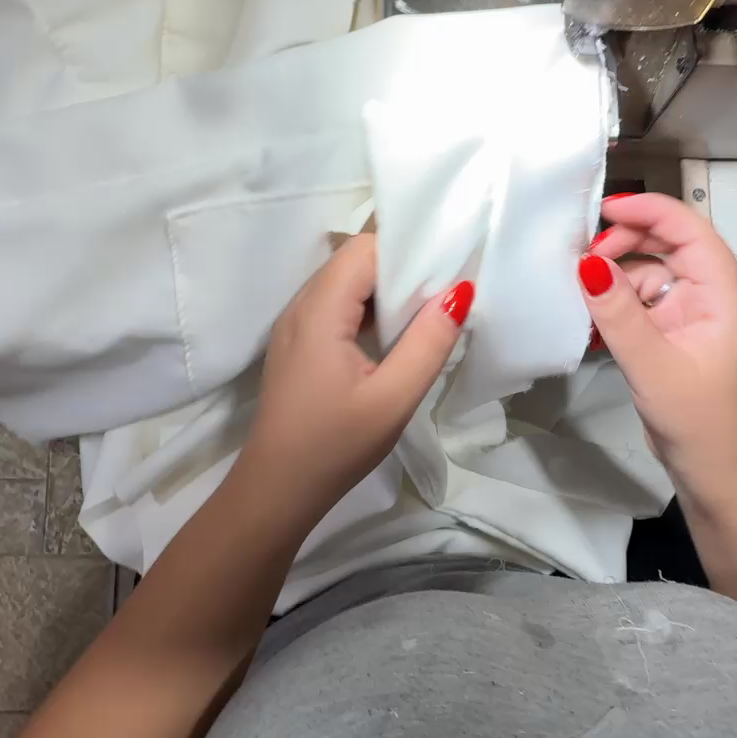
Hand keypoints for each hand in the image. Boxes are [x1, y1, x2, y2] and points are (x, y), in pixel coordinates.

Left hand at [239, 233, 470, 504]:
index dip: (407, 248)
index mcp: (319, 310)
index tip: (448, 267)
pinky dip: (368, 310)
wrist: (277, 489)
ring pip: (346, 282)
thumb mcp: (393, 399)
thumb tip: (459, 291)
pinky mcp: (298, 343)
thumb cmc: (335, 446)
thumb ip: (428, 343)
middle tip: (445, 291)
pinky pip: (337, 306)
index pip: (365, 248)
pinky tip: (395, 335)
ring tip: (427, 311)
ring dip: (386, 290)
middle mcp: (301, 305)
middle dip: (401, 267)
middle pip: (354, 260)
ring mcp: (295, 324)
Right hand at [579, 193, 736, 509]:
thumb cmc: (696, 418)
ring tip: (581, 292)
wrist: (713, 471)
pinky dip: (614, 304)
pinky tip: (590, 318)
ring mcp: (687, 316)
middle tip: (583, 258)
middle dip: (624, 243)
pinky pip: (638, 304)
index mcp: (721, 294)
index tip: (604, 209)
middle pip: (666, 246)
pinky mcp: (669, 336)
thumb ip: (617, 312)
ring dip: (614, 277)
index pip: (689, 231)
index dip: (649, 212)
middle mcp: (707, 296)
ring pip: (647, 274)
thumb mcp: (651, 363)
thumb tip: (585, 264)